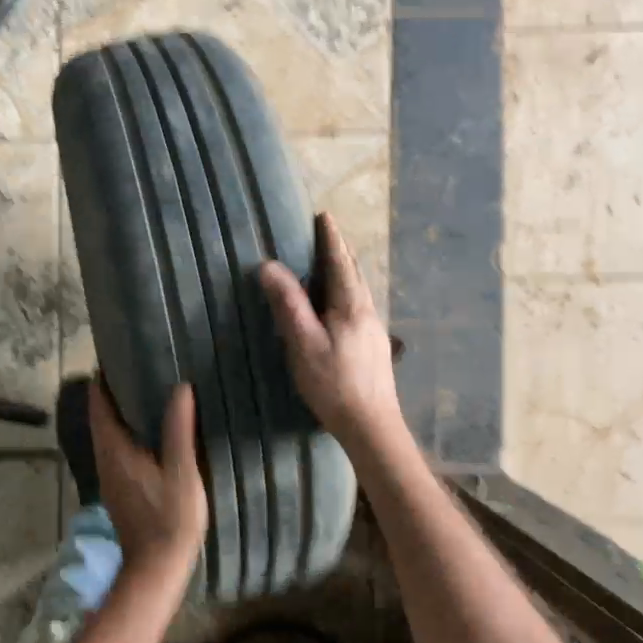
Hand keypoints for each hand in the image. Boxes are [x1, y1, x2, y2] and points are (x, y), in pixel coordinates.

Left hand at [90, 379, 207, 583]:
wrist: (155, 569)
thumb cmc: (170, 519)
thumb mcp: (182, 472)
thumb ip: (178, 429)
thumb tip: (180, 387)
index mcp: (115, 449)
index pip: (99, 404)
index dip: (103, 380)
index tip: (115, 356)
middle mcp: (104, 459)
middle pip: (100, 417)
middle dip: (111, 393)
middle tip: (134, 368)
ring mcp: (108, 477)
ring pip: (106, 435)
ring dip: (118, 414)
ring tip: (141, 394)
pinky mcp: (118, 490)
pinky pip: (114, 450)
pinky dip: (124, 433)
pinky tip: (146, 434)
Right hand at [259, 212, 403, 448]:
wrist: (372, 426)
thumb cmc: (333, 383)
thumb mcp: (303, 343)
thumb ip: (288, 304)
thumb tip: (269, 266)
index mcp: (351, 307)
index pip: (339, 263)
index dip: (330, 239)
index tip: (324, 216)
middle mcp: (367, 313)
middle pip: (353, 274)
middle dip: (339, 252)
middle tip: (325, 233)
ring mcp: (373, 331)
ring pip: (357, 292)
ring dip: (343, 273)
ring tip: (328, 265)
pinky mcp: (372, 348)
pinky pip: (356, 308)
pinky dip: (344, 293)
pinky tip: (336, 307)